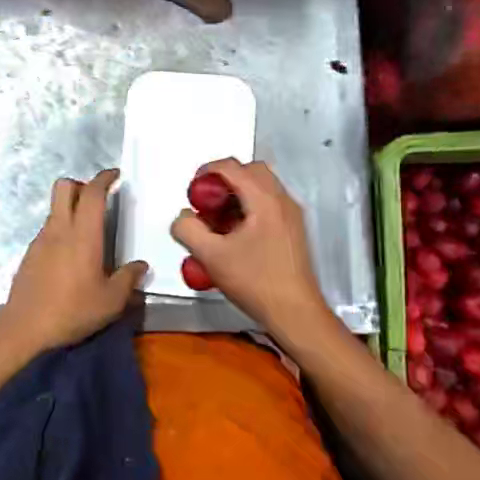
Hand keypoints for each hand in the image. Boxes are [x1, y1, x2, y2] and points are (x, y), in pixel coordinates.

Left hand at [0, 169, 147, 351]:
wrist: (24, 328)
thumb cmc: (72, 311)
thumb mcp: (111, 301)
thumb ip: (129, 279)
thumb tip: (140, 266)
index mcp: (83, 235)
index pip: (92, 193)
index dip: (104, 179)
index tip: (115, 176)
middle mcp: (59, 229)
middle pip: (64, 187)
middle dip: (82, 185)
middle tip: (98, 200)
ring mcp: (40, 240)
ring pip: (55, 208)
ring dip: (71, 208)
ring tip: (87, 232)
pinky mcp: (30, 253)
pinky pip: (48, 229)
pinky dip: (61, 229)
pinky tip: (70, 256)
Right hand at [171, 159, 329, 333]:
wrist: (295, 313)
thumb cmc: (255, 282)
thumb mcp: (211, 256)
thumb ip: (188, 230)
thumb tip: (184, 218)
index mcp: (264, 200)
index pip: (232, 167)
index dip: (207, 172)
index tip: (192, 191)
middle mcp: (282, 200)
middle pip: (250, 171)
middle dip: (224, 181)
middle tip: (206, 204)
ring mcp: (292, 215)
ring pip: (262, 188)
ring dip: (237, 195)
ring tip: (218, 221)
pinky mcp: (294, 230)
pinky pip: (269, 205)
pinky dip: (249, 208)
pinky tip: (235, 236)